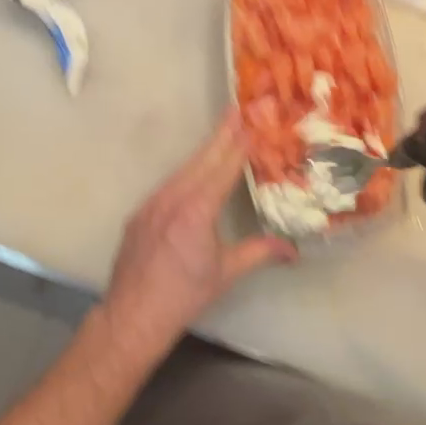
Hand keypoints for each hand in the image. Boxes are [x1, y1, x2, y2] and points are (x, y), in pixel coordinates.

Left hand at [102, 109, 296, 350]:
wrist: (132, 314)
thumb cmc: (183, 296)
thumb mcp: (225, 273)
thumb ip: (259, 253)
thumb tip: (293, 250)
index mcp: (196, 210)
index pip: (223, 168)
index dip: (239, 142)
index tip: (251, 120)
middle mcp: (172, 198)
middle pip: (202, 159)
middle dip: (221, 134)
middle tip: (237, 109)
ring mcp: (152, 203)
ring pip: (183, 169)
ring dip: (204, 151)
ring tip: (222, 132)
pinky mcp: (140, 213)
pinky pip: (169, 184)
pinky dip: (187, 171)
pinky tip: (196, 169)